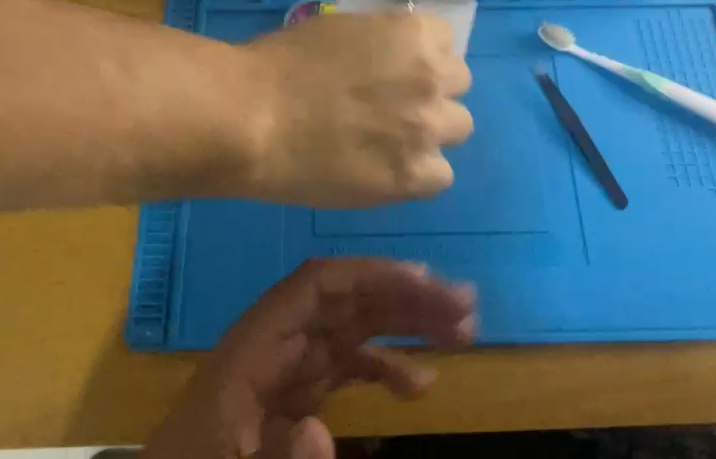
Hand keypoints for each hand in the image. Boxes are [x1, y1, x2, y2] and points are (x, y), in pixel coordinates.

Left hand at [144, 257, 476, 458]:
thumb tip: (322, 433)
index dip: (369, 275)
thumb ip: (274, 455)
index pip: (313, 288)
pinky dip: (385, 367)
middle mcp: (274, 347)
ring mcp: (286, 371)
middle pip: (343, 301)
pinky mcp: (293, 397)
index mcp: (251, 350)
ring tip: (460, 330)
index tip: (423, 277)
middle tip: (463, 303)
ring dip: (405, 324)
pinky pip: (345, 366)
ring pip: (352, 328)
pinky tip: (421, 384)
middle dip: (403, 296)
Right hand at [239, 11, 473, 205]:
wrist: (254, 116)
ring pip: (457, 129)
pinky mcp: (413, 176)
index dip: (421, 55)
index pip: (445, 41)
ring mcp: (427, 128)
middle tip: (393, 105)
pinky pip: (440, 176)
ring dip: (429, 131)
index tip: (397, 68)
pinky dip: (418, 173)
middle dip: (431, 91)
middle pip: (458, 84)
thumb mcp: (340, 30)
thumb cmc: (283, 64)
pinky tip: (385, 170)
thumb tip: (389, 62)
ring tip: (390, 141)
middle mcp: (432, 77)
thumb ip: (379, 44)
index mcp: (414, 34)